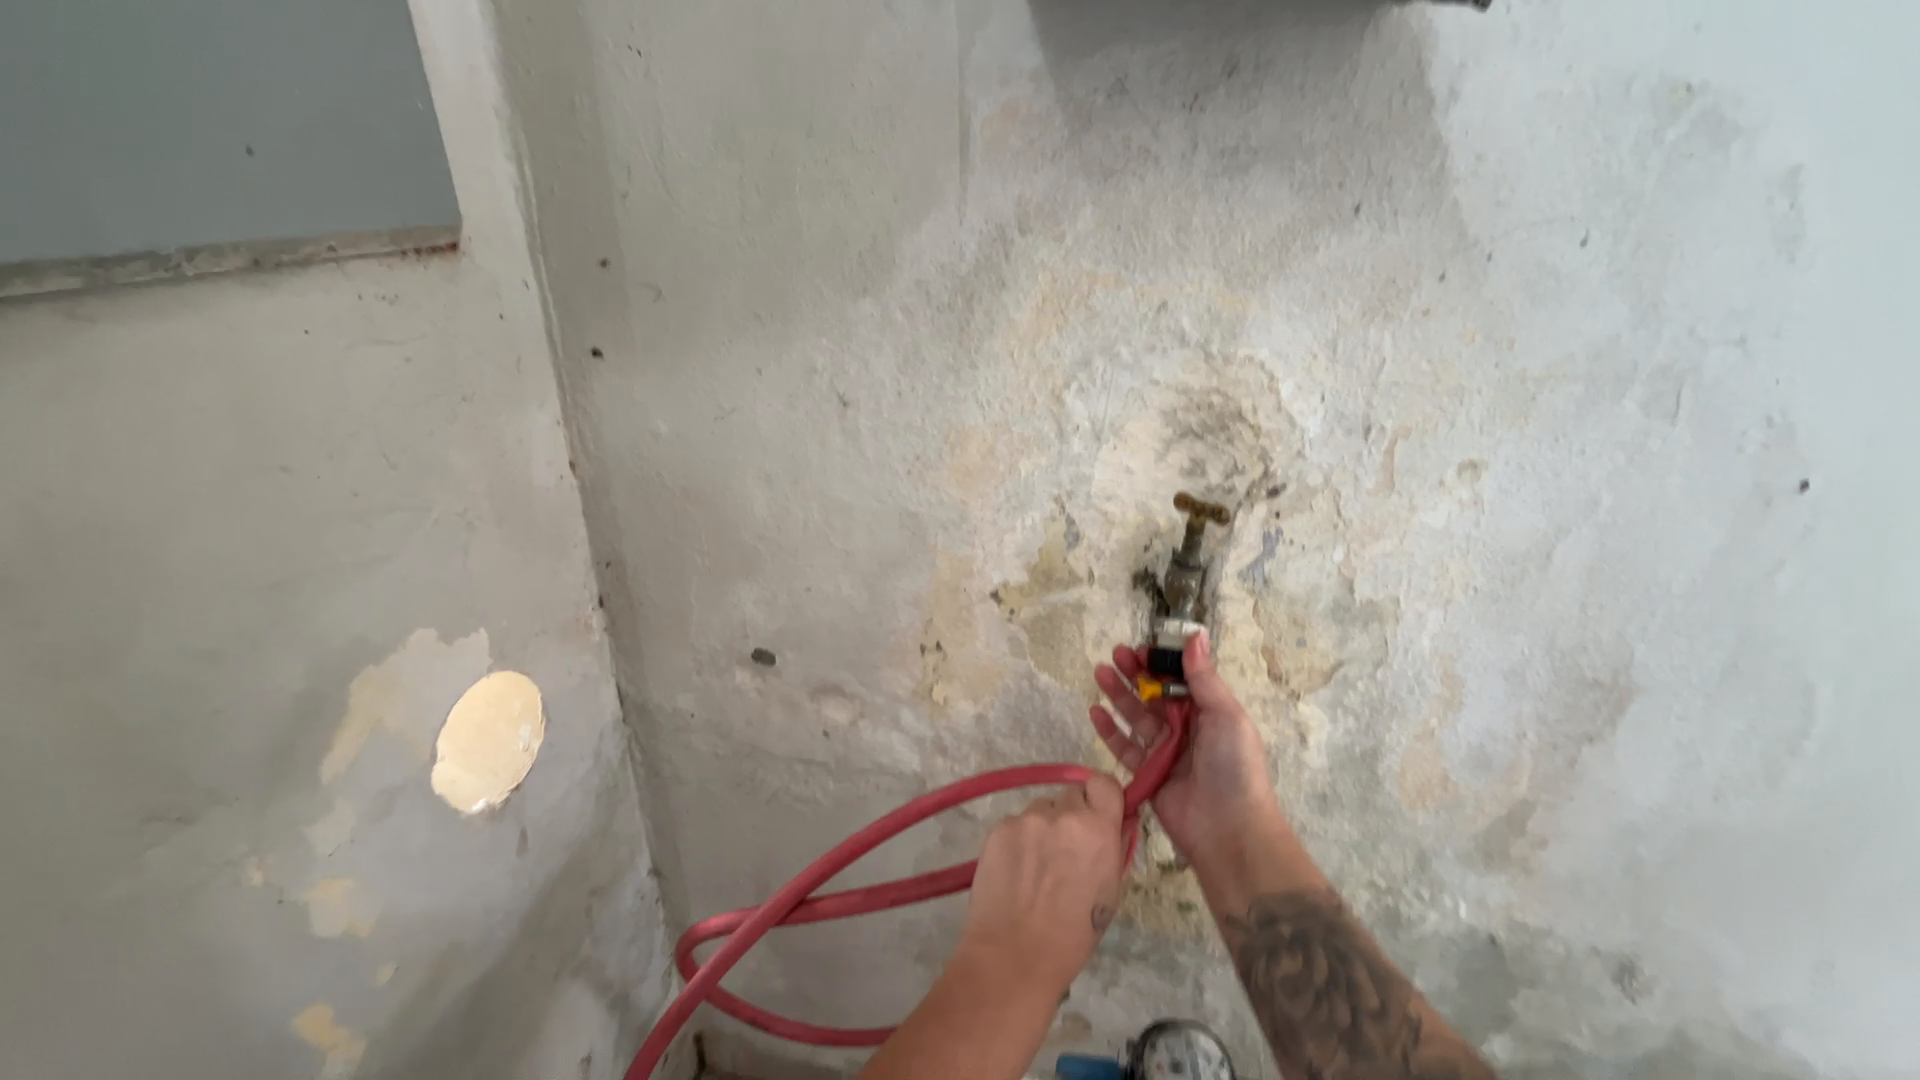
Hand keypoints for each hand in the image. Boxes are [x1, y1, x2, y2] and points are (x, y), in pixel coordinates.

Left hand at [958, 775, 1128, 994]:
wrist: (1015, 953)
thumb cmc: (1074, 933)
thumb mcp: (1111, 891)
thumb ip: (1114, 847)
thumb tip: (1117, 821)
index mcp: (1098, 828)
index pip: (1104, 782)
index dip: (1100, 797)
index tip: (1096, 814)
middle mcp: (1063, 813)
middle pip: (1071, 794)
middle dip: (1071, 815)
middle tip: (1065, 849)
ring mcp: (1027, 818)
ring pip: (1041, 809)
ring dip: (1044, 827)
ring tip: (1037, 866)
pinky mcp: (999, 828)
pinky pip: (1016, 823)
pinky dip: (1019, 840)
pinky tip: (1016, 870)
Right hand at [1090, 630, 1282, 867]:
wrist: (1229, 829)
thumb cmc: (1233, 766)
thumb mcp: (1226, 715)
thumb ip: (1204, 678)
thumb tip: (1196, 634)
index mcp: (1209, 712)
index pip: (1181, 679)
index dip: (1161, 662)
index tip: (1142, 648)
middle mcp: (1186, 729)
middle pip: (1155, 694)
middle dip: (1135, 674)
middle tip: (1115, 654)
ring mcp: (1165, 752)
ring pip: (1137, 716)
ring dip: (1118, 695)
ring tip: (1100, 673)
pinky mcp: (1147, 773)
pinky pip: (1125, 747)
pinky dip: (1110, 730)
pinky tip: (1095, 711)